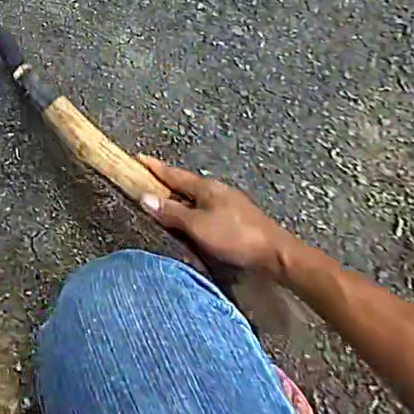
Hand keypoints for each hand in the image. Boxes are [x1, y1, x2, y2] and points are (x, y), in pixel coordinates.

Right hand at [135, 156, 298, 280]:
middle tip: (148, 181)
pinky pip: (205, 209)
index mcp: (206, 188)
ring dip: (180, 198)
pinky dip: (192, 211)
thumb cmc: (235, 236)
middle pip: (185, 184)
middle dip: (166, 182)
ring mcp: (228, 204)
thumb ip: (172, 212)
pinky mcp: (236, 219)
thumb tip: (145, 197)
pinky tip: (191, 222)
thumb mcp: (197, 225)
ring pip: (196, 197)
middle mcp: (216, 191)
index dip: (155, 168)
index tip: (138, 158)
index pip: (174, 175)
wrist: (276, 254)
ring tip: (166, 203)